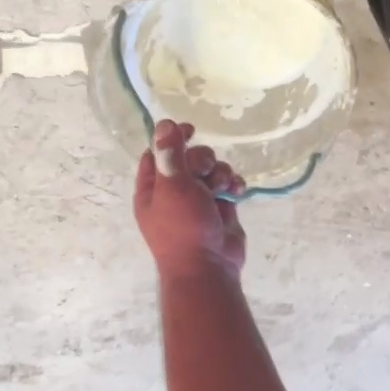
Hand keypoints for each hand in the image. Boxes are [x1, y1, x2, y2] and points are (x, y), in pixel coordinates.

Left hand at [135, 120, 247, 280]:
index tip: (192, 130)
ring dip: (221, 173)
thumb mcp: (174, 187)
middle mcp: (173, 193)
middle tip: (206, 172)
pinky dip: (233, 185)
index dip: (173, 139)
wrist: (208, 267)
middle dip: (204, 160)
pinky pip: (228, 184)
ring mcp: (197, 201)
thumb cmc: (184, 228)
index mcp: (152, 189)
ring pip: (212, 170)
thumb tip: (163, 123)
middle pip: (190, 159)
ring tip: (224, 188)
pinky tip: (237, 193)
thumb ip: (170, 155)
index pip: (158, 154)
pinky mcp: (219, 208)